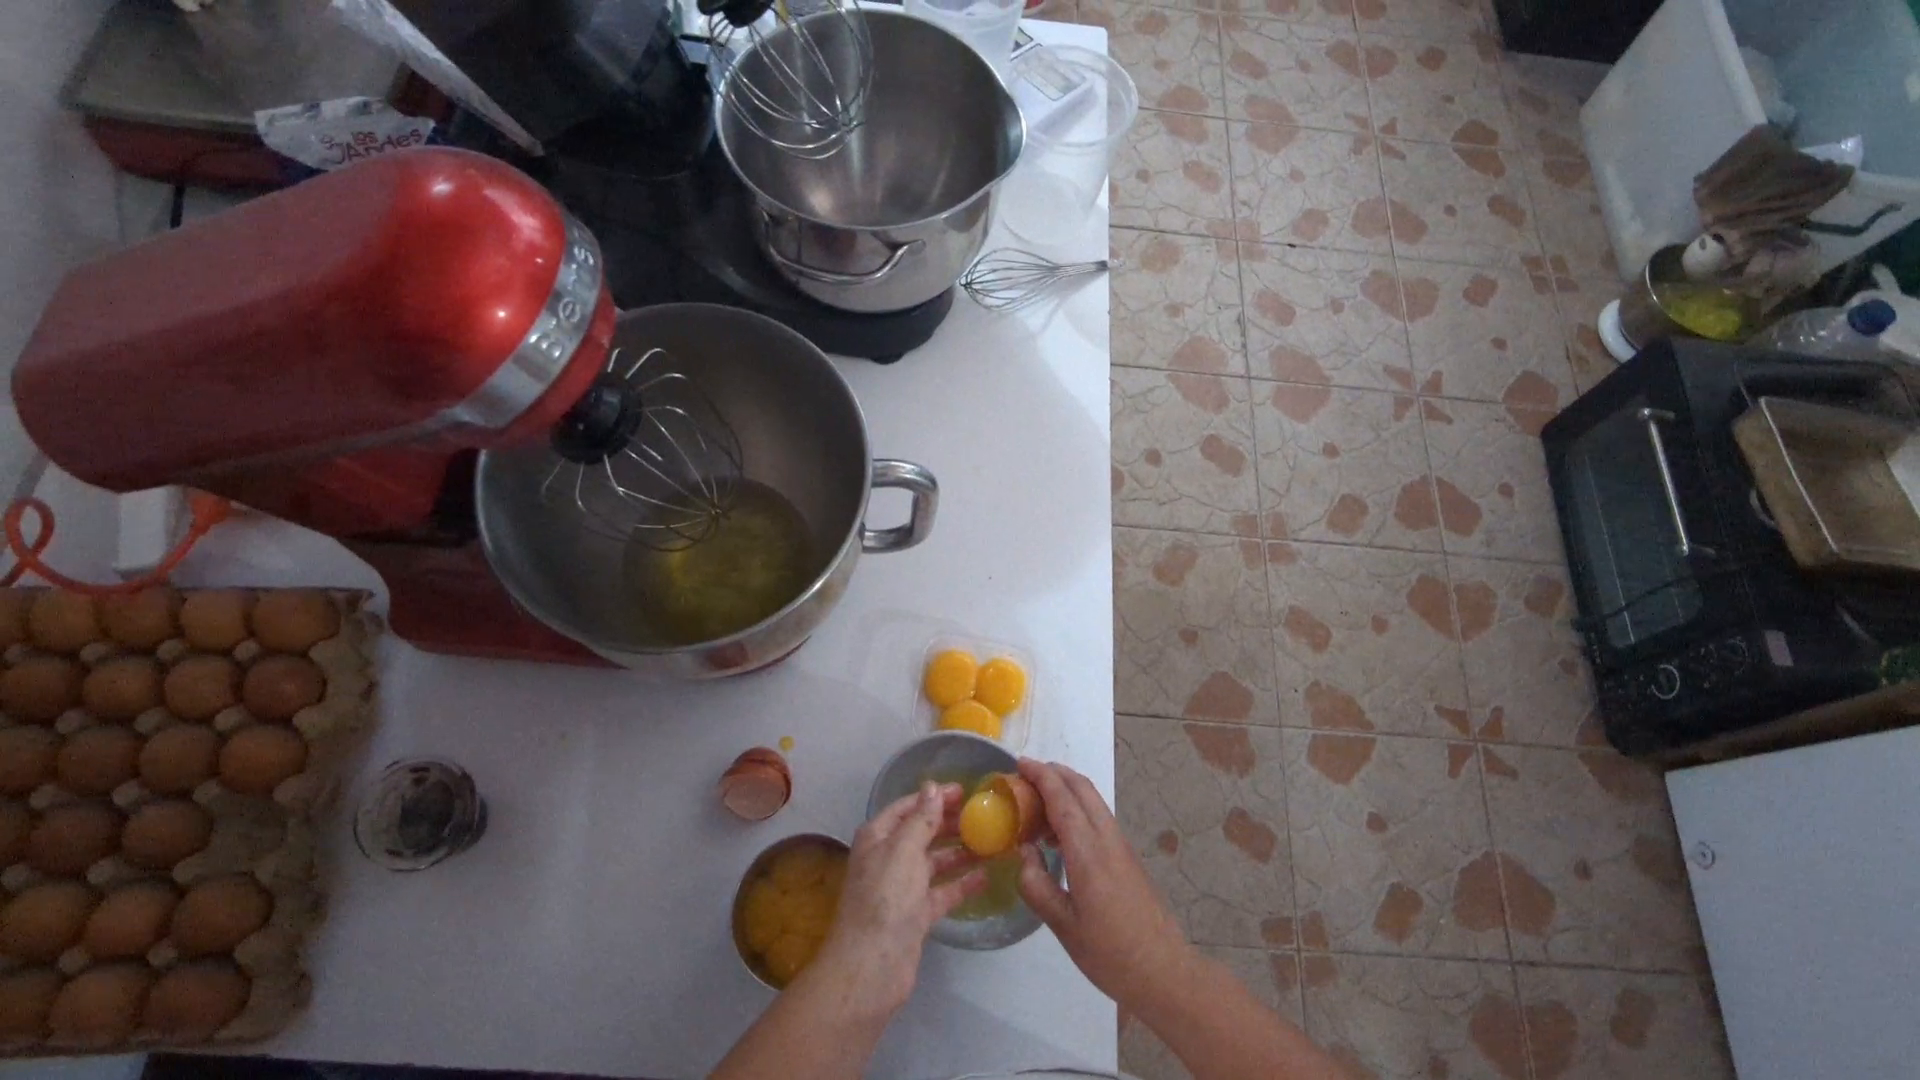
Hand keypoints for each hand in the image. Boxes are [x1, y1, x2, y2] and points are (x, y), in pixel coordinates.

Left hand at [814, 782, 985, 1013]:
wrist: (871, 967)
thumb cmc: (885, 899)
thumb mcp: (903, 851)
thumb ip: (921, 820)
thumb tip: (931, 787)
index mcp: (878, 838)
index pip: (906, 808)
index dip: (932, 797)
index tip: (964, 791)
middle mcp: (888, 858)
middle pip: (921, 833)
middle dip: (948, 823)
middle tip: (982, 815)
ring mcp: (902, 888)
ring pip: (934, 862)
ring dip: (959, 852)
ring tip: (990, 842)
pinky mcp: (916, 915)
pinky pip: (943, 891)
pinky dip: (962, 883)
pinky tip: (986, 876)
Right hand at [1014, 759, 1192, 1010]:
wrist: (1164, 970)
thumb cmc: (1109, 953)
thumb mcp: (1062, 925)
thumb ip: (1037, 885)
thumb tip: (1024, 851)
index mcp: (1088, 853)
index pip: (1062, 799)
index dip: (1040, 776)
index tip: (1018, 764)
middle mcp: (1108, 839)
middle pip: (1082, 788)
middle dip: (1054, 772)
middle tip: (1025, 775)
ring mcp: (1121, 846)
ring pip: (1093, 800)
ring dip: (1066, 789)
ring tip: (1036, 803)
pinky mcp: (1127, 857)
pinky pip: (1099, 817)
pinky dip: (1077, 808)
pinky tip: (1060, 833)